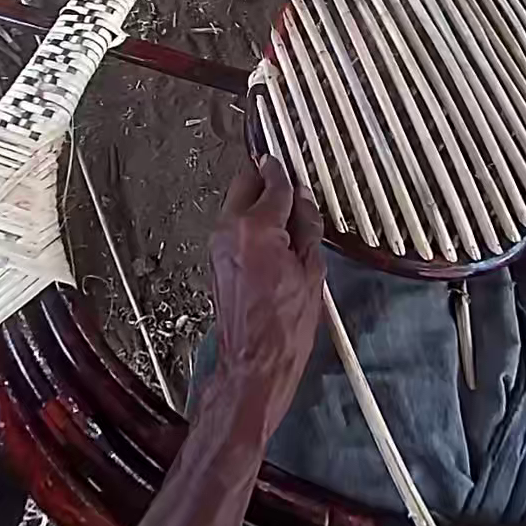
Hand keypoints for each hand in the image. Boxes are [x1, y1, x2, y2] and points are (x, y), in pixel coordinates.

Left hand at [208, 154, 323, 432]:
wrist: (253, 360)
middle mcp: (229, 228)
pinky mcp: (214, 255)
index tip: (293, 165)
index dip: (286, 172)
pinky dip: (249, 221)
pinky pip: (232, 223)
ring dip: (257, 201)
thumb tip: (303, 200)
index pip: (272, 183)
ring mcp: (217, 241)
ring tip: (286, 220)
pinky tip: (271, 238)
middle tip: (290, 188)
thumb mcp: (311, 273)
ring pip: (236, 201)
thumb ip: (307, 227)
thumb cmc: (285, 326)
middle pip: (245, 181)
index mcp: (256, 228)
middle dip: (266, 180)